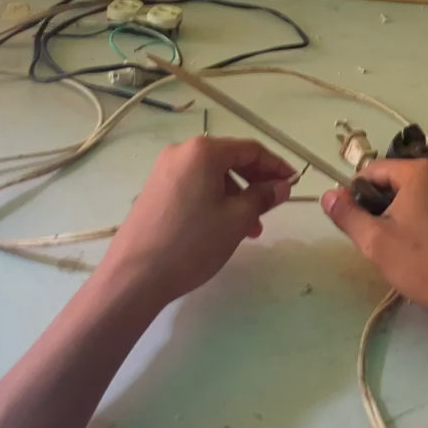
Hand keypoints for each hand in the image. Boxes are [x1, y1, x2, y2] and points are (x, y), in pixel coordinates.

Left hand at [101, 137, 297, 306]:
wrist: (134, 277)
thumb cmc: (191, 243)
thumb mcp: (237, 219)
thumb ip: (263, 196)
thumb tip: (282, 186)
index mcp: (203, 151)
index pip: (250, 149)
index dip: (276, 166)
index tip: (293, 183)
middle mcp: (181, 152)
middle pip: (230, 159)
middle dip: (256, 182)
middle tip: (274, 205)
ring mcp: (164, 171)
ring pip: (212, 176)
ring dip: (237, 195)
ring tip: (250, 227)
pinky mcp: (154, 191)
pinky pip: (195, 186)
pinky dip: (215, 200)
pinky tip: (224, 226)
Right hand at [321, 158, 427, 326]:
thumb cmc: (424, 265)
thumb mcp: (376, 242)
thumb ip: (347, 215)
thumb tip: (328, 194)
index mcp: (419, 171)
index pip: (373, 171)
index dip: (357, 195)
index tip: (357, 225)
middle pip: (394, 180)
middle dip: (380, 205)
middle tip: (377, 240)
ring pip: (413, 193)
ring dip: (399, 213)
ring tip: (398, 246)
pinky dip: (419, 217)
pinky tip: (420, 245)